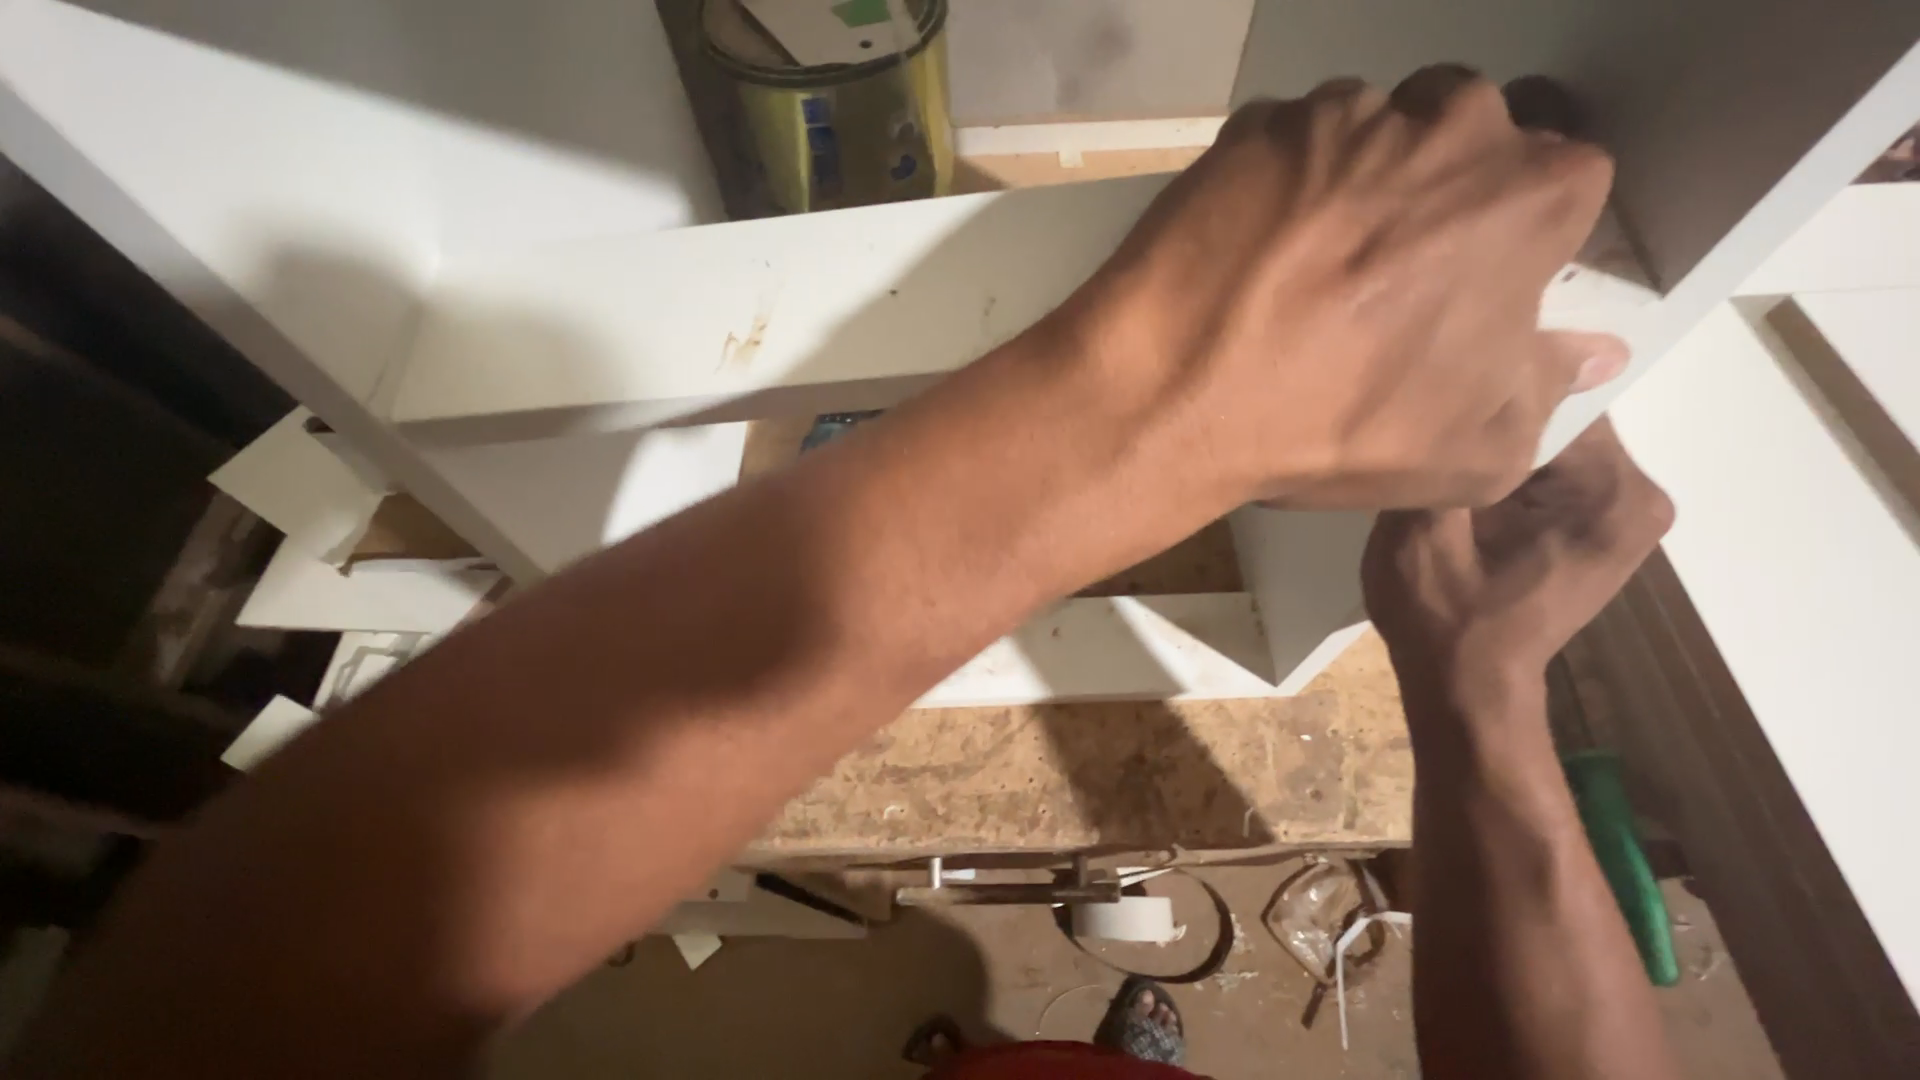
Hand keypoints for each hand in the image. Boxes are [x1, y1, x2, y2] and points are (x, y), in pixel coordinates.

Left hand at [1054, 67, 1627, 511]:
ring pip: (1368, 138)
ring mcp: (1336, 114)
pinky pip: (1282, 150)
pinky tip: (1243, 253)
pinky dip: (1273, 189)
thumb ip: (1546, 389)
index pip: (1554, 192)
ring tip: (1296, 270)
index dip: (1504, 246)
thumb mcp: (1473, 451)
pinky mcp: (1247, 127)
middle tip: (1370, 278)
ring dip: (1348, 187)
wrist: (1176, 397)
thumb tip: (1588, 350)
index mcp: (1533, 191)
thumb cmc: (1336, 427)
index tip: (1454, 290)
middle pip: (1459, 147)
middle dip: (1430, 200)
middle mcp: (1447, 124)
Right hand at [1360, 418, 1672, 689]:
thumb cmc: (1442, 616)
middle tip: (1430, 420)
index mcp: (1608, 492)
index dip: (1492, 387)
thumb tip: (1443, 391)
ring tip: (1440, 450)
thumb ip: (1449, 458)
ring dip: (1498, 445)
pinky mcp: (1599, 528)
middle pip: (1560, 419)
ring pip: (1553, 444)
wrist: (1464, 685)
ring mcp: (1623, 513)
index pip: (1556, 398)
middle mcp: (1637, 495)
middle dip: (1497, 417)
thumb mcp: (1423, 533)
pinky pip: (1552, 472)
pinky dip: (1508, 471)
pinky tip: (1464, 482)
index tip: (1435, 391)